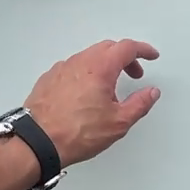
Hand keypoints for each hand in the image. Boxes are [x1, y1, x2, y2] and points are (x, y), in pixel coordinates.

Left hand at [23, 39, 161, 166]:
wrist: (37, 141)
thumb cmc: (75, 132)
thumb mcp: (118, 122)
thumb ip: (139, 104)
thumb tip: (151, 93)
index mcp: (100, 67)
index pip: (127, 48)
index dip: (143, 50)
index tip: (151, 55)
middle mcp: (80, 61)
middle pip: (108, 48)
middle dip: (125, 57)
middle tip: (134, 73)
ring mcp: (62, 68)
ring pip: (89, 56)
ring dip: (105, 65)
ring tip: (110, 88)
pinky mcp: (49, 77)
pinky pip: (73, 67)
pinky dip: (86, 72)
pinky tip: (87, 92)